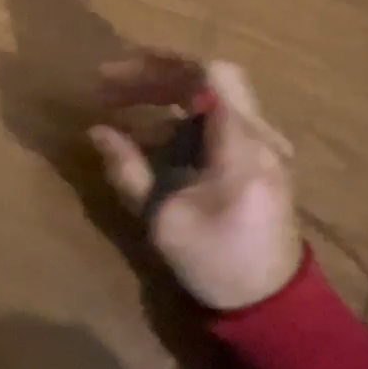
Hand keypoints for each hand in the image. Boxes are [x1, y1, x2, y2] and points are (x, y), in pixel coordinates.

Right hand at [89, 54, 303, 310]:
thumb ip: (129, 170)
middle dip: (154, 74)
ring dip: (163, 93)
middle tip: (106, 85)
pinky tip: (147, 134)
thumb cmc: (217, 263)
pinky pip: (217, 118)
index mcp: (242, 147)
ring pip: (213, 95)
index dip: (161, 64)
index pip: (210, 75)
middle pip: (210, 78)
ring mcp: (264, 145)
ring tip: (117, 107)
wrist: (271, 304)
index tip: (116, 72)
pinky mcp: (258, 158)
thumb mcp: (164, 221)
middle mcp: (260, 135)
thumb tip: (96, 130)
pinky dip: (179, 115)